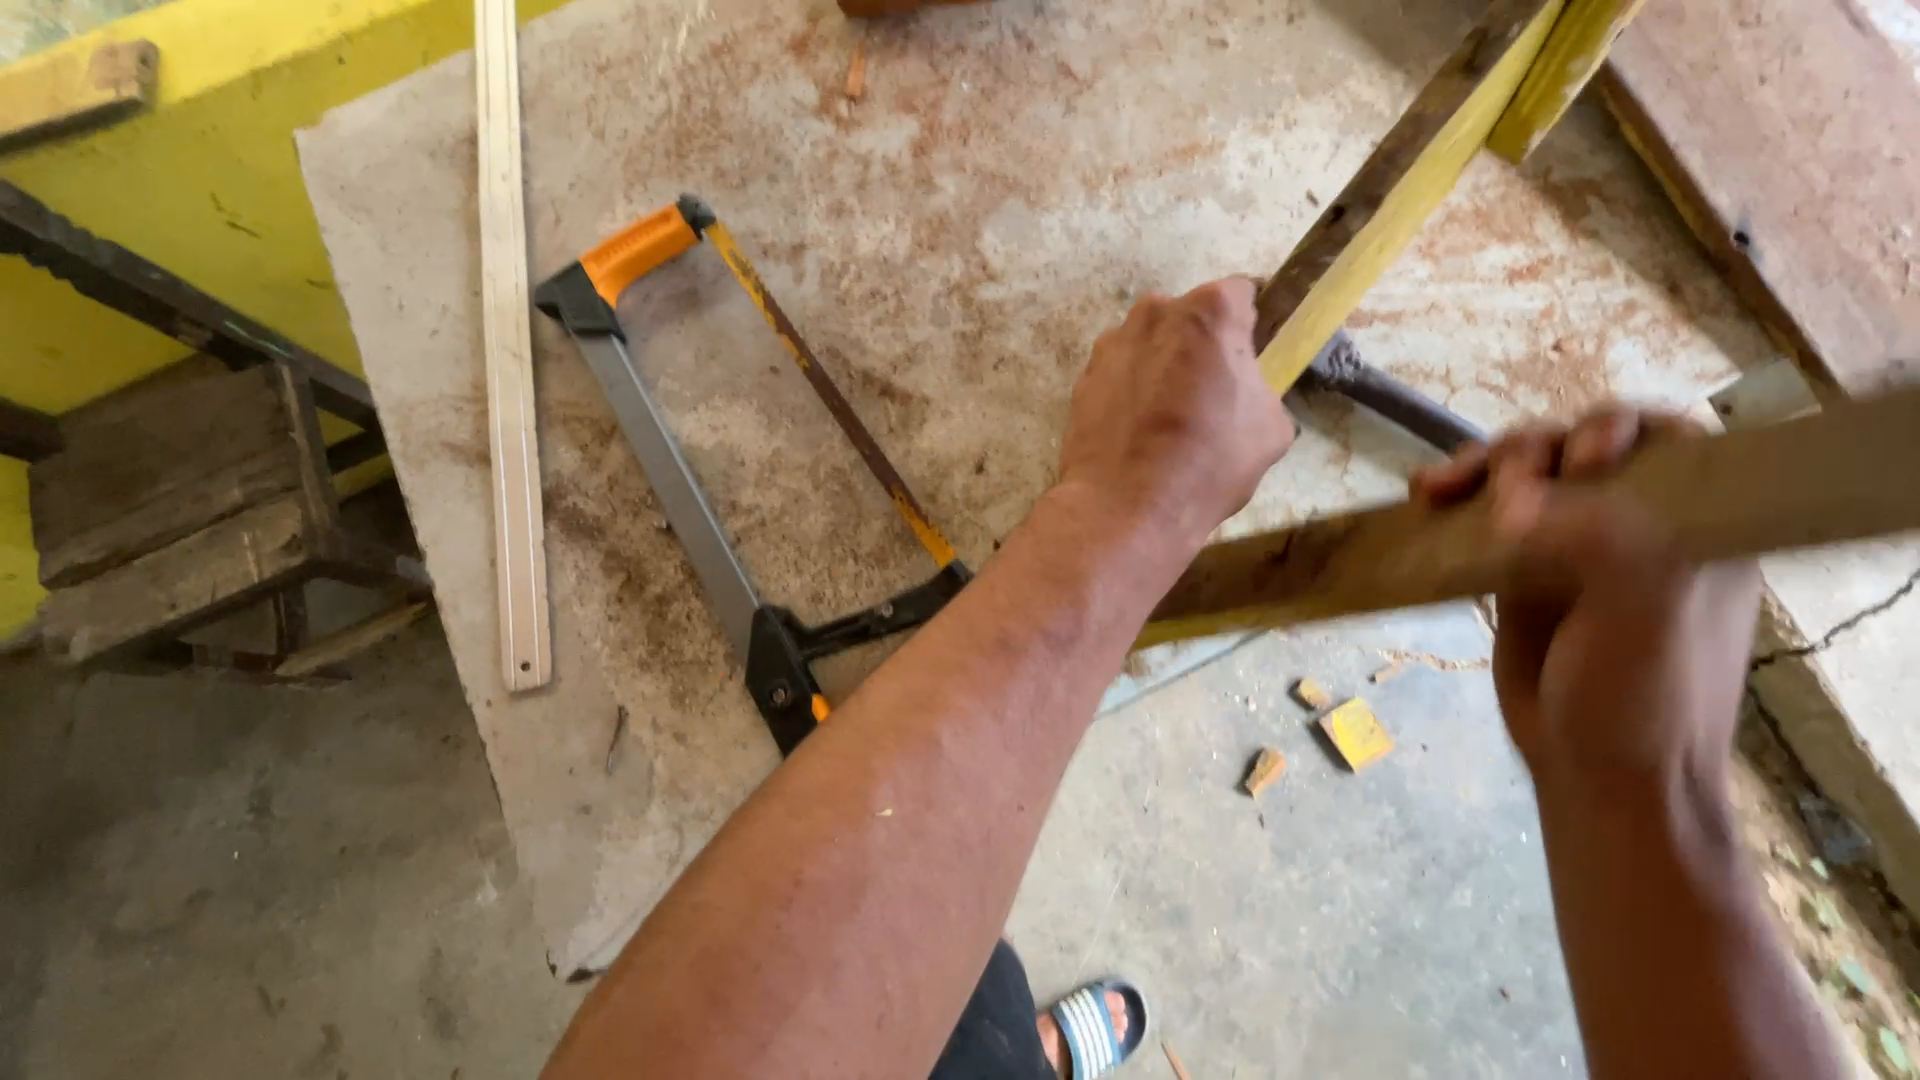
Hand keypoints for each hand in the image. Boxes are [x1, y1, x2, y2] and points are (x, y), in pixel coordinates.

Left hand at [1056, 279, 1294, 547]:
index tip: (1247, 362)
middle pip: (1188, 319)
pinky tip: (1136, 433)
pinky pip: (1119, 374)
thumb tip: (1245, 391)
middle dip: (1199, 347)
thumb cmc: (1207, 463)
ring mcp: (1111, 344)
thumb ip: (1261, 387)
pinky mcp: (1083, 377)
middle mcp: (1155, 313)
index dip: (1247, 328)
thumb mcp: (1270, 427)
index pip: (1240, 296)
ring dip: (1160, 368)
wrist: (1124, 506)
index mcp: (1209, 312)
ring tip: (1167, 421)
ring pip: (1149, 345)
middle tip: (1208, 397)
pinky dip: (1129, 392)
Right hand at [1410, 407, 1762, 795]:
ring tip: (1434, 486)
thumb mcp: (1644, 612)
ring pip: (1521, 477)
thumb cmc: (1644, 698)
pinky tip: (1424, 496)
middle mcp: (1631, 524)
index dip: (1619, 431)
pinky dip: (1452, 500)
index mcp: (1693, 525)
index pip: (1667, 440)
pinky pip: (1480, 516)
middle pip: (1577, 448)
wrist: (1594, 769)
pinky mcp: (1515, 570)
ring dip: (1477, 468)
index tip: (1578, 463)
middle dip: (1531, 452)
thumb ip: (1600, 538)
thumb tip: (1510, 499)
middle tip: (1499, 494)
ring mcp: (1567, 546)